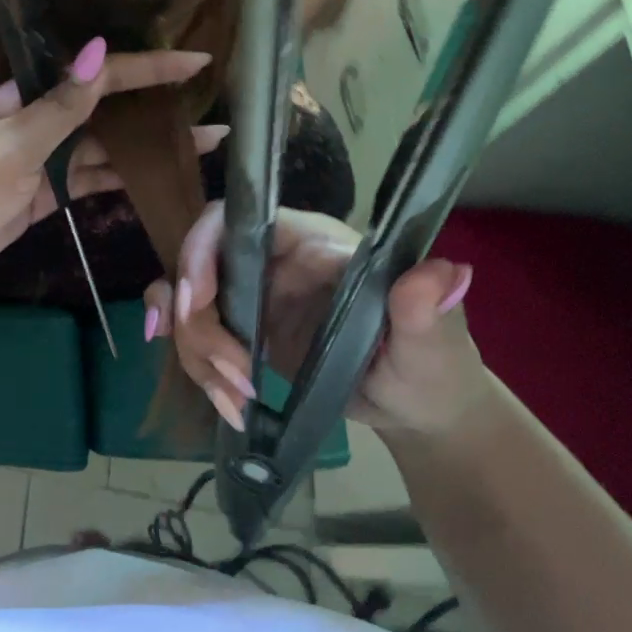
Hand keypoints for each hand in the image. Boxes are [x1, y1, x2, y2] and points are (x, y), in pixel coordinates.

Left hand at [0, 38, 220, 287]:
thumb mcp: (12, 143)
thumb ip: (61, 107)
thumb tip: (98, 52)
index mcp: (25, 97)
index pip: (95, 74)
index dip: (146, 67)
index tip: (195, 62)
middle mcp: (38, 121)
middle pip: (105, 110)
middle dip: (155, 108)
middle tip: (212, 110)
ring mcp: (43, 160)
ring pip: (104, 147)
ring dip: (147, 147)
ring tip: (204, 145)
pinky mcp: (45, 195)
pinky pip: (91, 179)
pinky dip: (122, 178)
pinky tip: (159, 176)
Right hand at [145, 202, 491, 438]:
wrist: (413, 410)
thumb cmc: (432, 370)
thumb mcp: (435, 347)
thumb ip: (428, 311)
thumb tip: (442, 271)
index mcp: (311, 242)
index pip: (235, 220)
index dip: (202, 249)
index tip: (196, 301)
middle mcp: (271, 259)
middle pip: (199, 267)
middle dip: (198, 321)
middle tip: (228, 371)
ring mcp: (251, 294)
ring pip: (189, 306)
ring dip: (198, 352)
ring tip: (237, 402)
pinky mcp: (239, 328)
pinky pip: (193, 332)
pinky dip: (193, 361)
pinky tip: (217, 396)